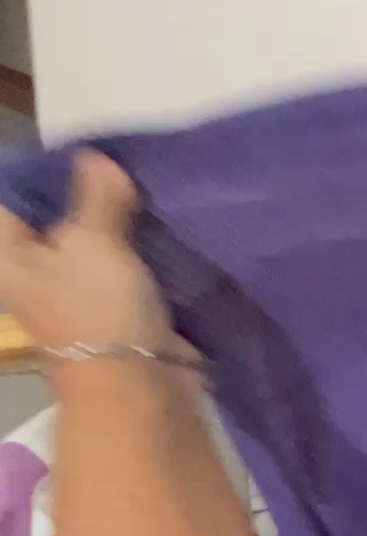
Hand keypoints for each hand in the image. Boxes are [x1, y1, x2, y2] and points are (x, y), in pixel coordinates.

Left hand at [0, 150, 181, 366]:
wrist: (139, 378)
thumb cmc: (98, 309)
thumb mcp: (94, 246)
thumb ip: (98, 202)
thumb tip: (96, 157)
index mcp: (7, 252)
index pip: (16, 198)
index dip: (52, 174)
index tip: (97, 157)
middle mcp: (39, 267)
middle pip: (63, 220)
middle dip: (99, 199)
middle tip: (139, 173)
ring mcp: (85, 289)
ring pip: (107, 245)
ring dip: (133, 228)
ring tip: (166, 201)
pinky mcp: (128, 306)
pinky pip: (139, 270)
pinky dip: (156, 256)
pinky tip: (180, 240)